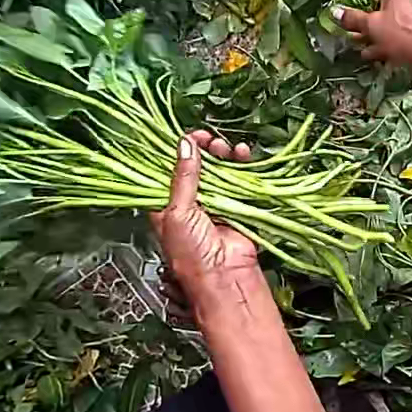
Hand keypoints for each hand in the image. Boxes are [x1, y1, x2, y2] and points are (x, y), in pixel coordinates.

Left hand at [150, 130, 259, 300]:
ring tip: (228, 150)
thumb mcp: (178, 211)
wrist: (224, 275)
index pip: (171, 168)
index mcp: (167, 203)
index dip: (181, 150)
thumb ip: (183, 177)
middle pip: (198, 165)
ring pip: (220, 169)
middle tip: (211, 142)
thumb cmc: (191, 252)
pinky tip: (243, 156)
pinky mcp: (238, 203)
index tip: (191, 136)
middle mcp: (191, 200)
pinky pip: (241, 179)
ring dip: (224, 155)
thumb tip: (185, 145)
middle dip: (205, 150)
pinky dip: (243, 165)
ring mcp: (216, 201)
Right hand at [333, 0, 411, 79]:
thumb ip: (353, 19)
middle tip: (352, 3)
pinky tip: (367, 53)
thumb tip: (336, 11)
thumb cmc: (400, 34)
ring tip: (353, 36)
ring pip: (385, 21)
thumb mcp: (371, 25)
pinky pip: (391, 36)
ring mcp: (408, 20)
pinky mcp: (411, 37)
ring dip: (369, 29)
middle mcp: (403, 2)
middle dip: (365, 4)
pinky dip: (379, 42)